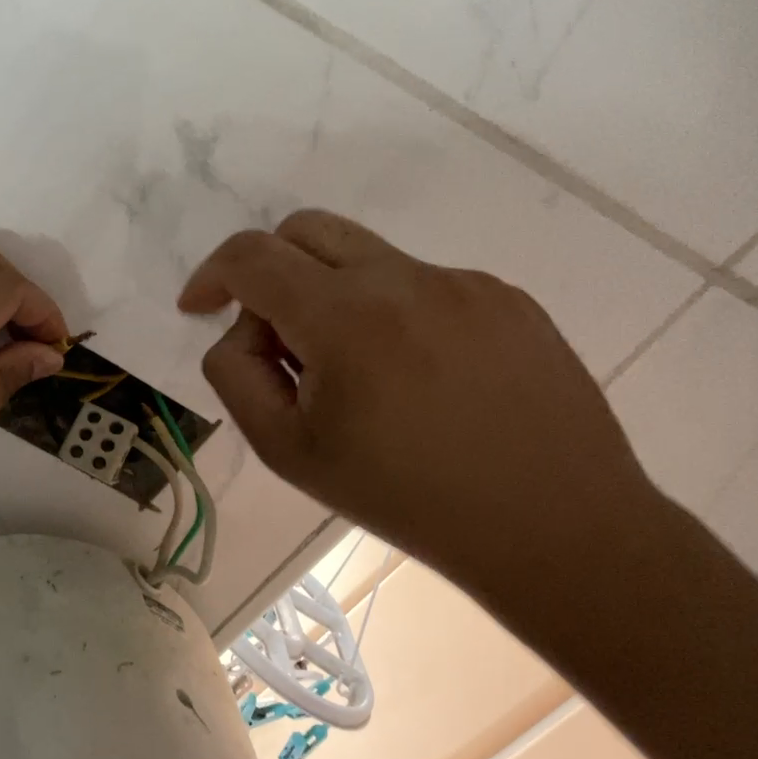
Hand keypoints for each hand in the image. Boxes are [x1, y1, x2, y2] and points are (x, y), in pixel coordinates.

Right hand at [178, 210, 657, 584]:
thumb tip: (245, 331)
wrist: (559, 529)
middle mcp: (405, 280)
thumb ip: (235, 373)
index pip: (251, 256)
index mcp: (345, 317)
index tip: (198, 309)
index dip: (210, 275)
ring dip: (329, 294)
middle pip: (305, 230)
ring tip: (355, 373)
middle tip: (272, 336)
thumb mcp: (284, 449)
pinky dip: (389, 312)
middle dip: (266, 269)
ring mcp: (465, 284)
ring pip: (364, 257)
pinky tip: (414, 378)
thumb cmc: (404, 496)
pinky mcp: (509, 299)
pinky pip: (420, 283)